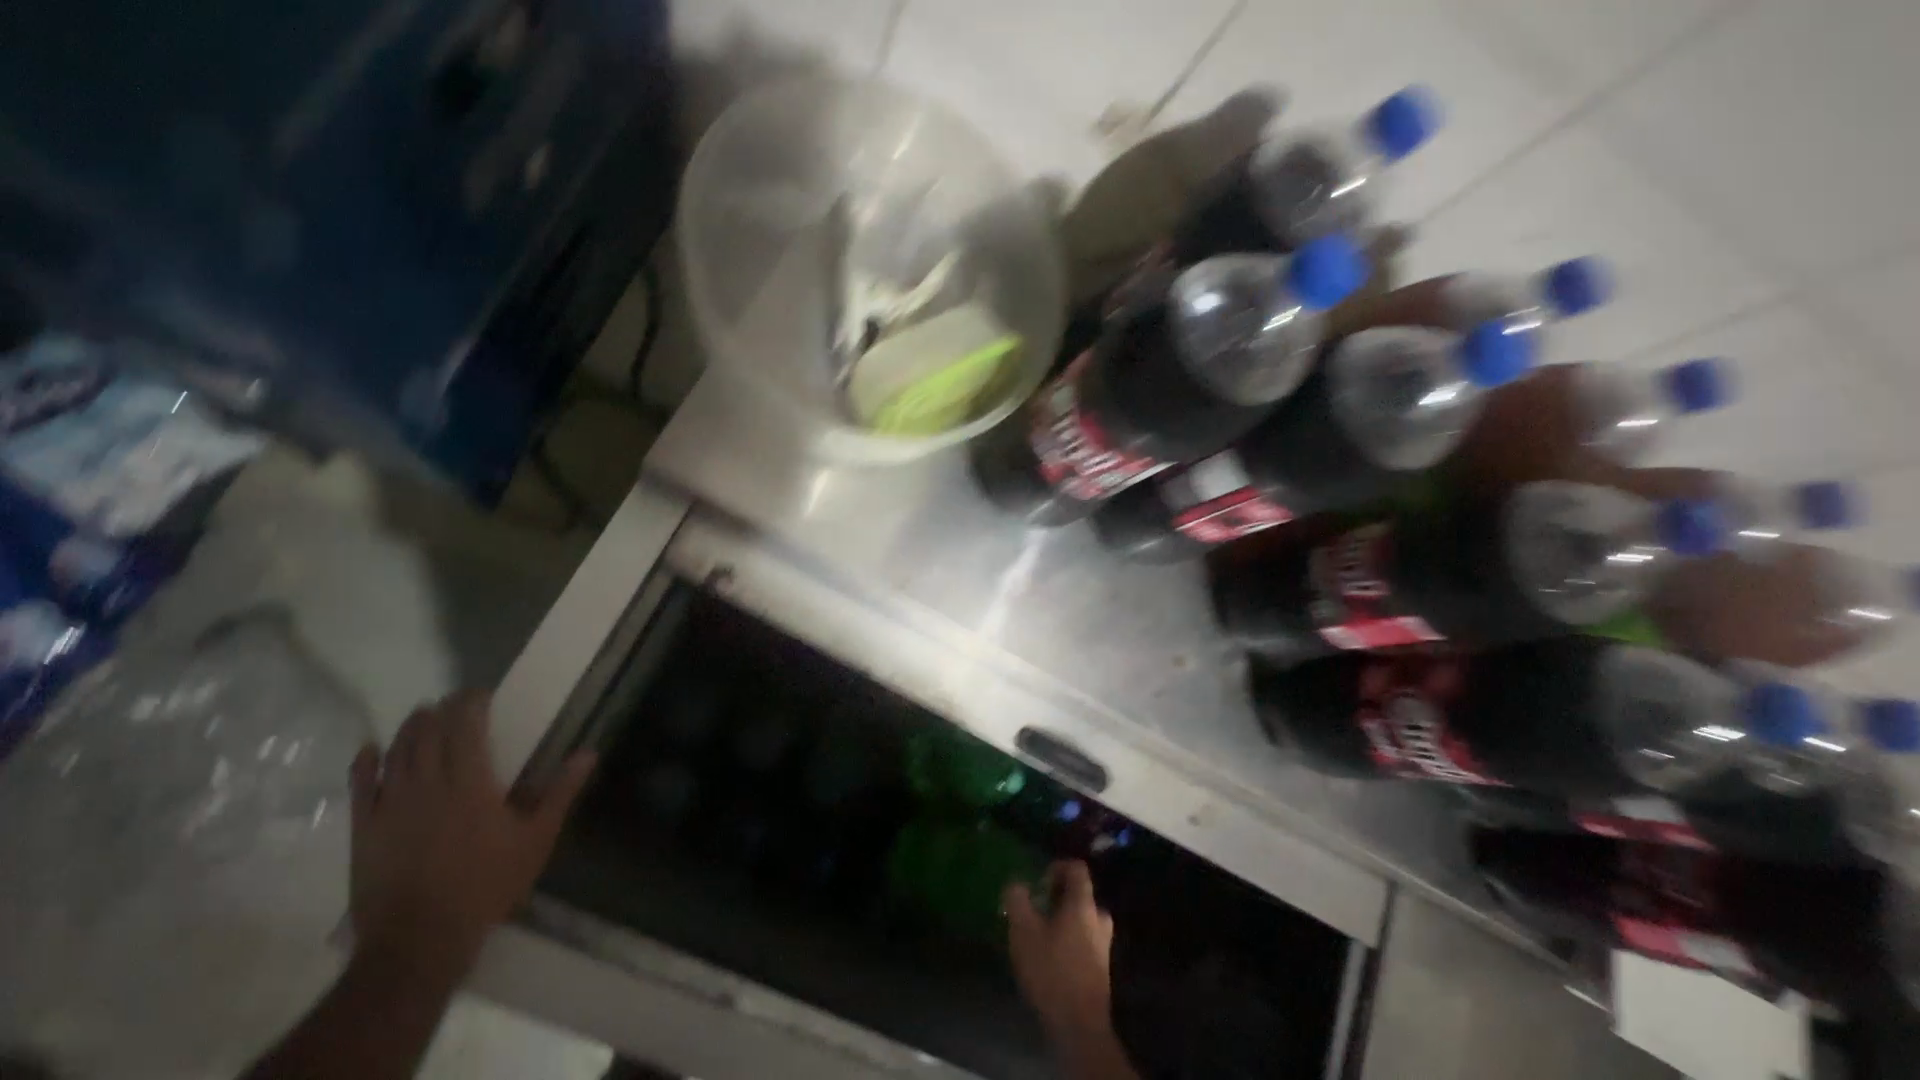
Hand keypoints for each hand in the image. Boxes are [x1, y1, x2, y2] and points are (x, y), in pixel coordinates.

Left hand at [348, 690, 595, 970]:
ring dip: (409, 727)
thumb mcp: (536, 840)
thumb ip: (560, 792)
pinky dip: (366, 761)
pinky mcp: (364, 827)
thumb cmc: (487, 885)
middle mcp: (427, 782)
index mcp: (470, 781)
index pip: (465, 724)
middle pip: (429, 731)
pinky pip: (360, 784)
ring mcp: (390, 803)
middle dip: (442, 710)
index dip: (471, 702)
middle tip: (454, 703)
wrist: (420, 938)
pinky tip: (370, 750)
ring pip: (397, 750)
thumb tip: (588, 753)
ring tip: (421, 716)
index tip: (482, 695)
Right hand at [1004, 860, 1115, 1043]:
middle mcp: (1099, 918)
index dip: (1057, 866)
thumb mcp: (1023, 932)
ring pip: (1082, 918)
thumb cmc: (1051, 970)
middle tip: (1034, 907)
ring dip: (1061, 918)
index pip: (1077, 869)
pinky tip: (1050, 955)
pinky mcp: (1102, 965)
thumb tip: (1017, 883)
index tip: (1038, 878)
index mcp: (1083, 904)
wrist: (1080, 1023)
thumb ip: (1018, 902)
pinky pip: (1084, 938)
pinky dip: (1068, 937)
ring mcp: (1104, 943)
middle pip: (1080, 894)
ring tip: (1038, 932)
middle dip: (1057, 896)